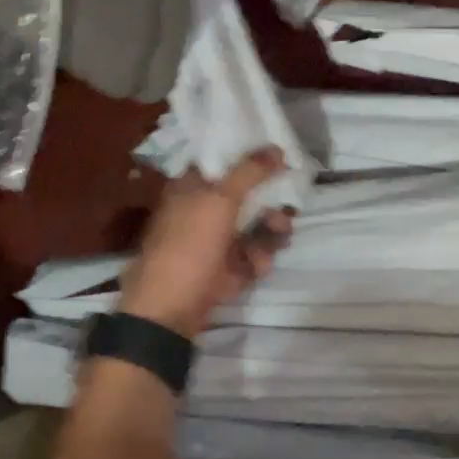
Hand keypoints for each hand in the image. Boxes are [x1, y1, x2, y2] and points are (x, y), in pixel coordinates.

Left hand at [117, 148, 294, 339]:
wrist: (169, 310)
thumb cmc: (189, 245)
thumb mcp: (219, 200)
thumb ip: (250, 171)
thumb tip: (276, 147)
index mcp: (192, 187)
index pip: (225, 161)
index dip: (253, 158)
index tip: (282, 157)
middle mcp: (203, 210)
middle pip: (246, 196)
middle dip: (271, 201)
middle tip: (289, 206)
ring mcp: (213, 242)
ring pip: (254, 227)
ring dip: (271, 230)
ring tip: (280, 235)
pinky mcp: (224, 270)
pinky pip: (251, 257)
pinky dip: (258, 259)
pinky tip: (257, 266)